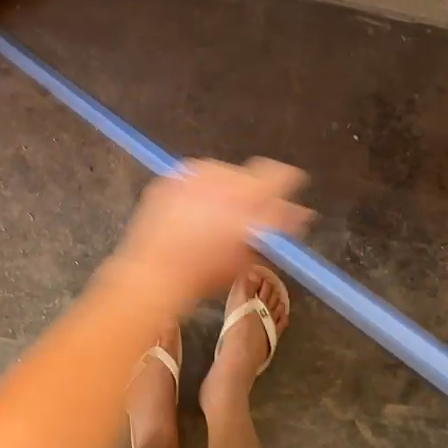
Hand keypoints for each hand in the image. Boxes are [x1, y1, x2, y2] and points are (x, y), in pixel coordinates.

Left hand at [101, 158, 313, 311]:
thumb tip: (295, 219)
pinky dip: (200, 191)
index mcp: (247, 197)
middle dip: (254, 192)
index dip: (288, 184)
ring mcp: (191, 176)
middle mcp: (220, 178)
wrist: (152, 274)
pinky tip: (196, 211)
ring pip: (221, 173)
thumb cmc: (203, 274)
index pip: (279, 176)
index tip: (288, 200)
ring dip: (226, 189)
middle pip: (249, 175)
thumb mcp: (245, 258)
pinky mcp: (168, 180)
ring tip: (220, 214)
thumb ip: (272, 232)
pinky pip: (193, 179)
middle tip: (250, 215)